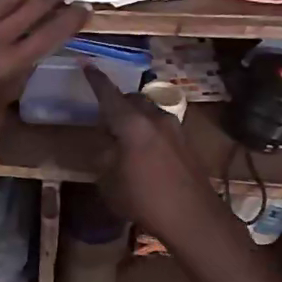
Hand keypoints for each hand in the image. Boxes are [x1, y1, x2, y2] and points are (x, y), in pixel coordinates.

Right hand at [84, 65, 241, 245]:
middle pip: (131, 99)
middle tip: (104, 121)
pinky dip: (148, 129)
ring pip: (148, 111)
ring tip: (124, 138)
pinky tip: (143, 151)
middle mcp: (155, 118)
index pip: (109, 94)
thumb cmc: (145, 201)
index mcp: (132, 124)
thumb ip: (105, 157)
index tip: (87, 64)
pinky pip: (160, 125)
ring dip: (134, 116)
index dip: (96, 80)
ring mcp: (174, 128)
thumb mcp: (111, 183)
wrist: (194, 217)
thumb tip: (107, 145)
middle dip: (117, 104)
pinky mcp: (186, 141)